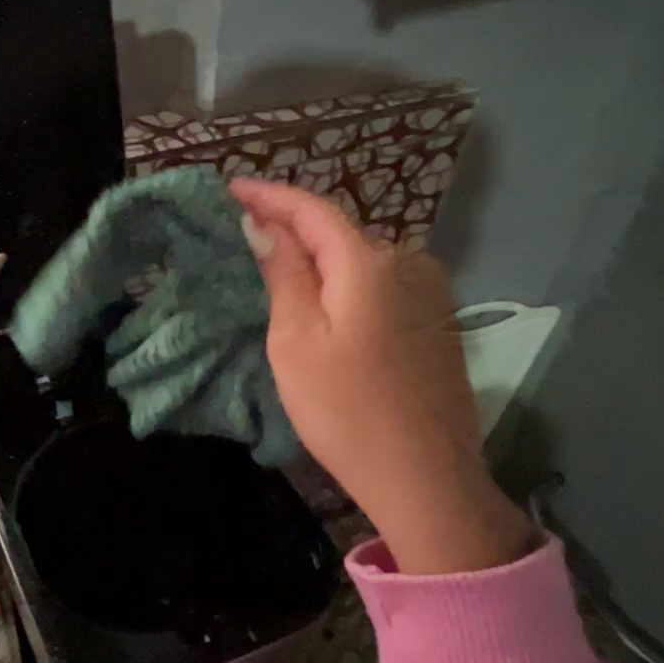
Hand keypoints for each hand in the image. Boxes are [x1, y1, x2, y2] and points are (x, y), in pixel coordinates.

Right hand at [229, 179, 533, 574]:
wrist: (425, 477)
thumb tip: (264, 226)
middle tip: (244, 229)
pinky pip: (378, 284)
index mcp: (369, 263)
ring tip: (276, 261)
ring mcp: (428, 293)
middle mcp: (407, 264)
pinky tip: (323, 300)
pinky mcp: (434, 322)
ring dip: (317, 255)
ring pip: (359, 259)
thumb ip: (283, 274)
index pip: (312, 209)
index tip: (229, 186)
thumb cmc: (345, 410)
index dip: (269, 194)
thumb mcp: (296, 341)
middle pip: (338, 232)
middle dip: (291, 225)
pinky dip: (343, 280)